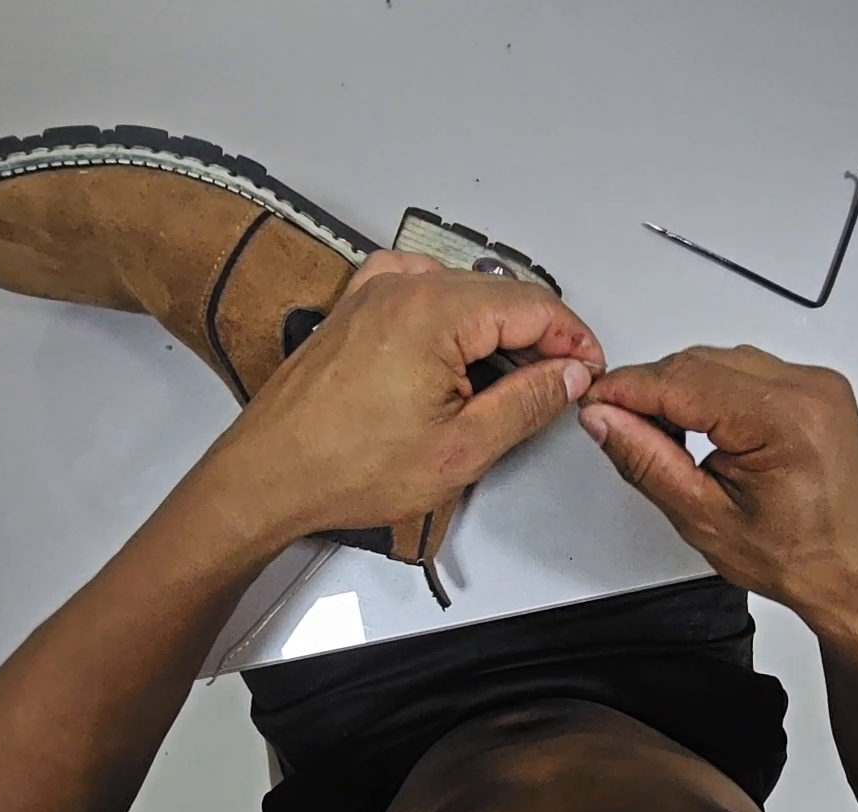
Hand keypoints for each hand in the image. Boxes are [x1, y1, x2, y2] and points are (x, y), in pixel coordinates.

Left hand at [196, 252, 604, 545]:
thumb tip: (566, 376)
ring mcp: (373, 294)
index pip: (533, 305)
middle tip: (557, 382)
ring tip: (509, 379)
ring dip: (497, 329)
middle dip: (540, 337)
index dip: (573, 339)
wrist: (270, 476)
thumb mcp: (460, 449)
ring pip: (464, 292)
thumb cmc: (345, 467)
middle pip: (500, 294)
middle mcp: (400, 289)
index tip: (587, 368)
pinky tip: (456, 349)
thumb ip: (526, 404)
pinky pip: (421, 291)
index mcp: (433, 313)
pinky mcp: (356, 309)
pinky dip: (452, 315)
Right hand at [578, 346, 857, 652]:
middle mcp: (808, 390)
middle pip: (699, 363)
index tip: (593, 402)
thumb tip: (603, 419)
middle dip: (648, 389)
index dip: (627, 388)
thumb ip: (646, 460)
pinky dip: (708, 391)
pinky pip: (744, 370)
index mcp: (785, 421)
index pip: (682, 382)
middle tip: (614, 425)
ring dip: (677, 389)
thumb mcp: (702, 516)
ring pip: (718, 361)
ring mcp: (816, 385)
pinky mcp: (815, 390)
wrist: (851, 572)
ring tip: (657, 436)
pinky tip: (694, 424)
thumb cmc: (795, 557)